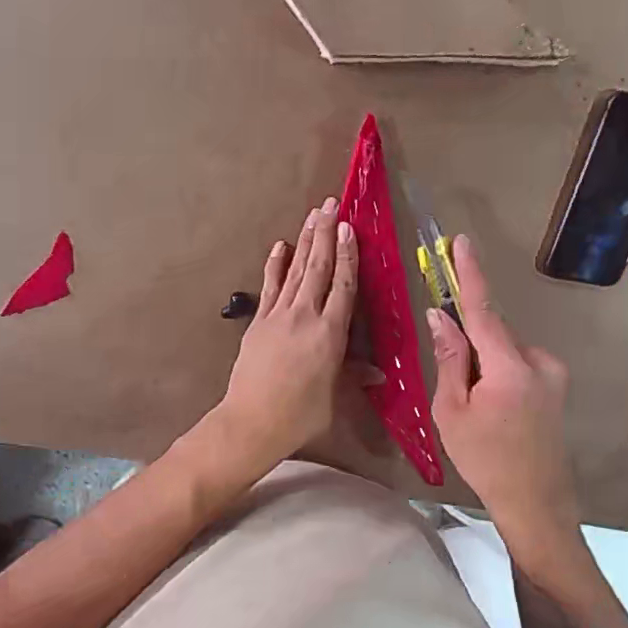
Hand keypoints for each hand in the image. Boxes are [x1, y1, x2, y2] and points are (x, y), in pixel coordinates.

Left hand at [211, 196, 357, 466]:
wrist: (251, 422)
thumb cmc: (299, 416)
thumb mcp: (333, 397)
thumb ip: (352, 376)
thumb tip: (376, 372)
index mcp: (330, 334)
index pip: (343, 286)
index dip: (347, 255)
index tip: (350, 228)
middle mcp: (304, 317)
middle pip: (317, 268)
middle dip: (325, 234)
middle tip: (331, 205)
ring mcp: (277, 317)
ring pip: (295, 271)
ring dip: (304, 241)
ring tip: (313, 214)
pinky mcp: (257, 323)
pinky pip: (269, 287)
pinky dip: (275, 266)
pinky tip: (280, 246)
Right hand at [428, 235, 579, 532]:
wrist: (535, 500)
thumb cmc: (484, 458)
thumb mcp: (451, 411)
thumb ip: (449, 359)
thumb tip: (441, 317)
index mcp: (510, 367)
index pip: (483, 310)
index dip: (470, 274)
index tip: (460, 243)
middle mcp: (539, 360)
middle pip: (492, 334)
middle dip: (467, 345)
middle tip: (453, 388)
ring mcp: (552, 373)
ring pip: (503, 351)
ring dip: (482, 364)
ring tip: (475, 409)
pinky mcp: (556, 385)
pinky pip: (517, 364)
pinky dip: (496, 373)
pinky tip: (492, 409)